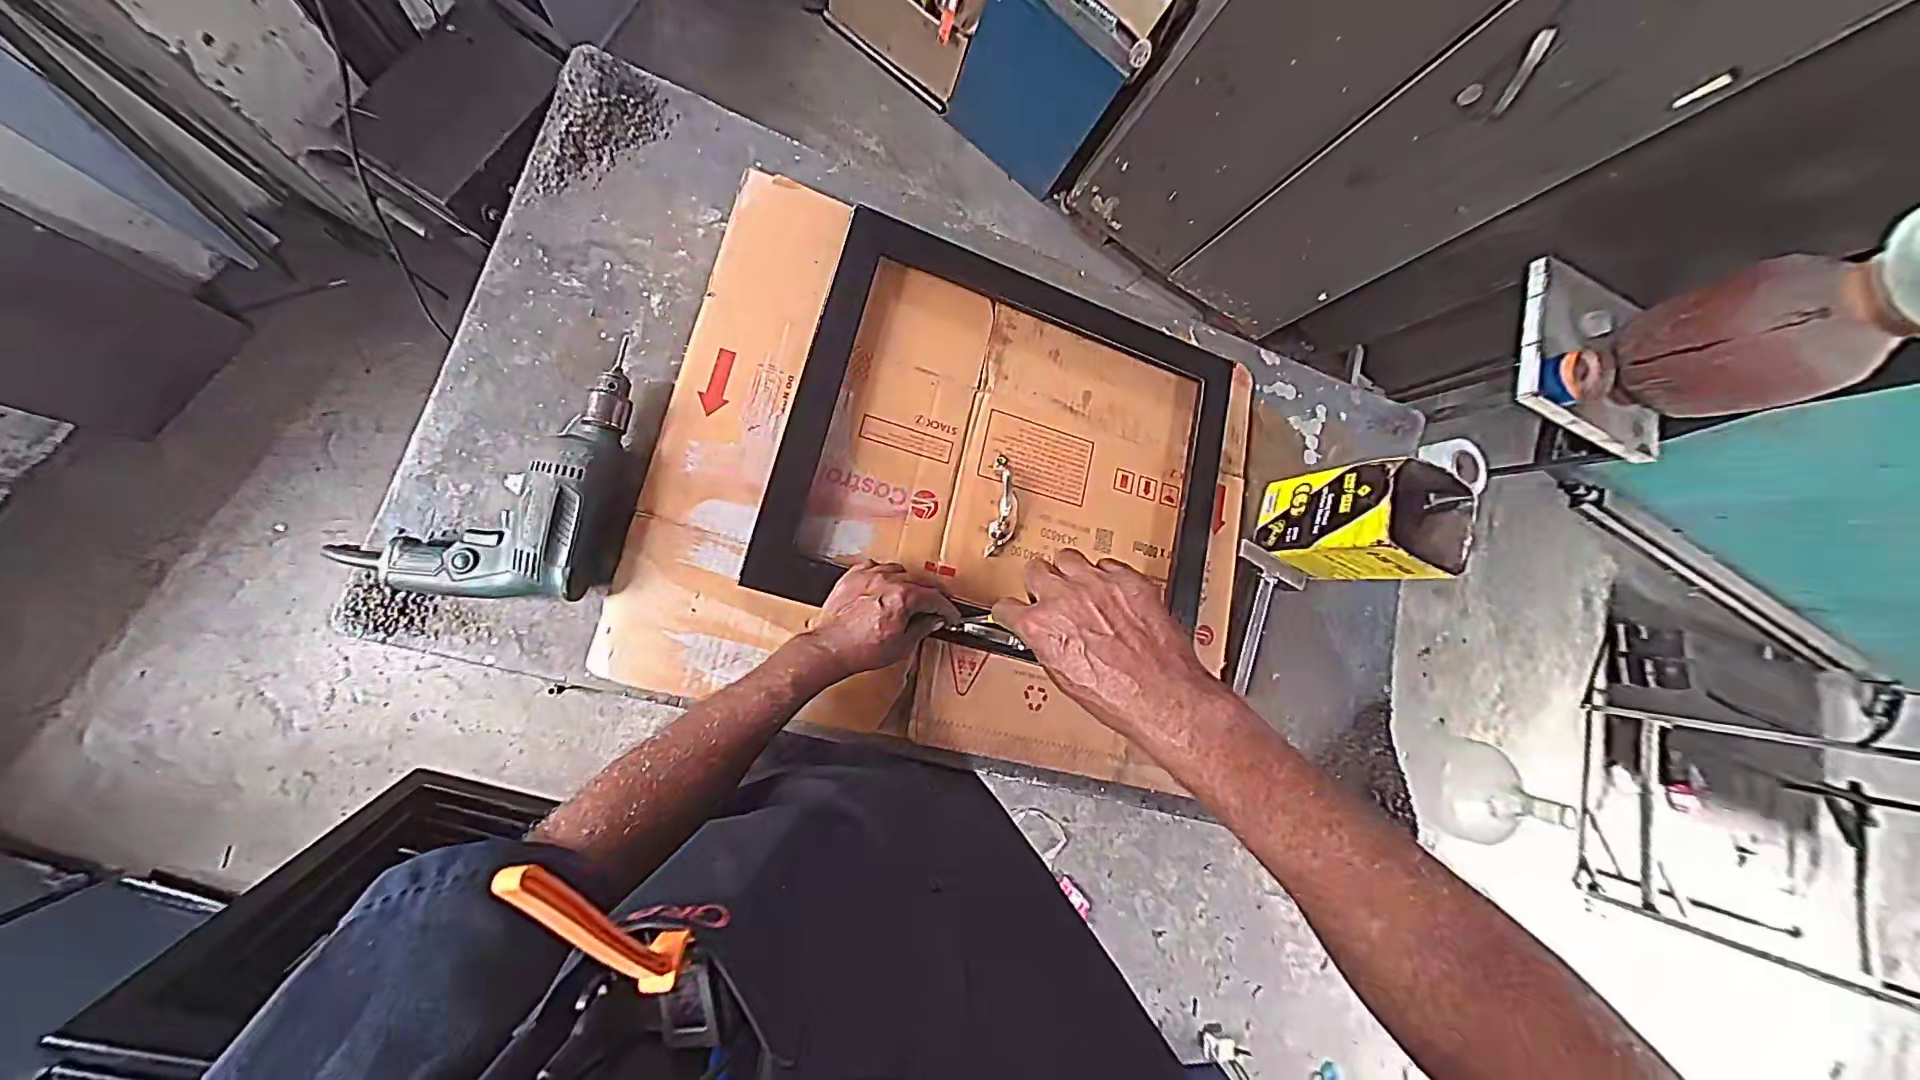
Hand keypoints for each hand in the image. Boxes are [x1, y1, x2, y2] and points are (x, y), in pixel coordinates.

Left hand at [791, 560, 960, 680]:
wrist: (829, 648)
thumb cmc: (860, 649)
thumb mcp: (901, 645)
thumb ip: (922, 627)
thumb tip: (934, 619)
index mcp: (903, 597)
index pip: (935, 598)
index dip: (947, 609)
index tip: (950, 615)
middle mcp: (887, 581)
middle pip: (920, 580)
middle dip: (932, 594)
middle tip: (937, 604)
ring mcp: (869, 576)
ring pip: (899, 570)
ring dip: (909, 581)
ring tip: (911, 593)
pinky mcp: (853, 576)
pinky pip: (875, 566)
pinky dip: (884, 574)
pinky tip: (885, 583)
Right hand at [991, 549, 1232, 743]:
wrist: (1160, 695)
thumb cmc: (1116, 696)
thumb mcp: (1063, 678)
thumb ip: (1046, 645)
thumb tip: (1045, 639)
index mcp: (1040, 626)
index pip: (1006, 607)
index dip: (1011, 612)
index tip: (1016, 612)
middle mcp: (1064, 598)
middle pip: (1035, 570)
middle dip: (1040, 583)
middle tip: (1050, 594)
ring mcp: (1096, 584)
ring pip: (1068, 557)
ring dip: (1070, 571)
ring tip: (1079, 585)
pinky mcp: (1127, 580)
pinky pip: (1107, 564)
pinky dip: (1106, 575)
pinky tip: (1110, 591)